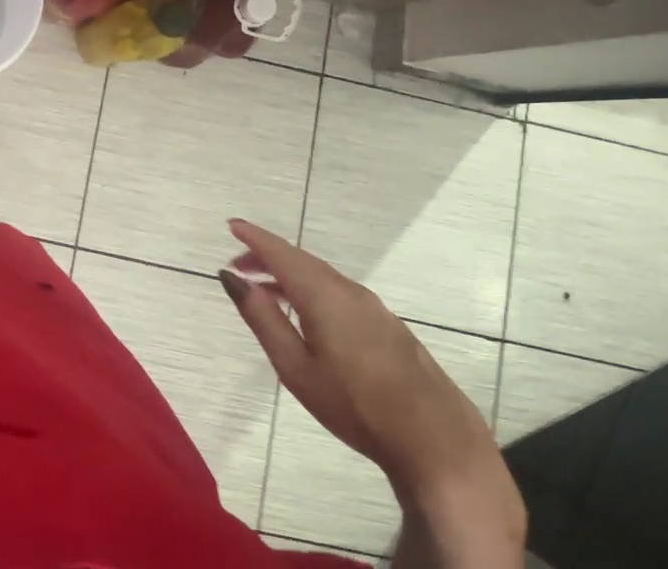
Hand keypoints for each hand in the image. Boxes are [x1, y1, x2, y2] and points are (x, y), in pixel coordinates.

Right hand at [219, 220, 518, 520]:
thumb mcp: (295, 366)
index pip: (282, 253)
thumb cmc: (354, 406)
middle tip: (238, 265)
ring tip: (263, 289)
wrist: (435, 442)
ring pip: (322, 277)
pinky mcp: (388, 326)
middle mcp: (350, 292)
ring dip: (289, 275)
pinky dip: (311, 290)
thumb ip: (262, 318)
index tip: (231, 225)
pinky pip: (339, 293)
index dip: (255, 237)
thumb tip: (232, 277)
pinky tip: (304, 314)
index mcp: (324, 296)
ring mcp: (374, 309)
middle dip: (268, 257)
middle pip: (302, 261)